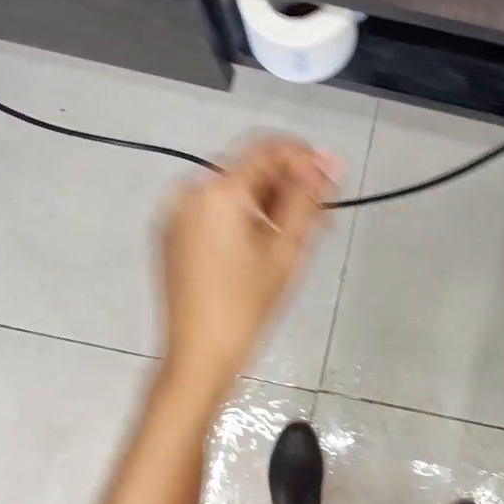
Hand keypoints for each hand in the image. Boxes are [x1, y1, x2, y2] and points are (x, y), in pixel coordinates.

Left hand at [159, 136, 335, 390]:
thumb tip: (328, 162)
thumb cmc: (247, 307)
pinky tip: (264, 242)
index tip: (332, 176)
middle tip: (321, 214)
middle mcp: (189, 192)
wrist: (198, 355)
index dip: (305, 156)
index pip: (268, 148)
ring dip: (267, 201)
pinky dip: (242, 216)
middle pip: (248, 168)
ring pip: (232, 190)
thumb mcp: (287, 251)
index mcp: (217, 191)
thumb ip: (308, 199)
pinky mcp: (171, 234)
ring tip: (297, 233)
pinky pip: (213, 210)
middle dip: (287, 183)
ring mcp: (175, 213)